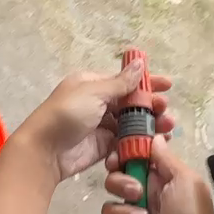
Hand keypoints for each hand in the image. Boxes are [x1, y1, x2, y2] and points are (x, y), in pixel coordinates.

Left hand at [16, 64, 175, 180]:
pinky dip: (139, 142)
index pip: (125, 81)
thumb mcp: (93, 93)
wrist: (44, 151)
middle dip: (151, 106)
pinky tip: (153, 144)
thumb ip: (120, 83)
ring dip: (149, 125)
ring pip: (131, 124)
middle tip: (165, 112)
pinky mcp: (103, 146)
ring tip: (166, 129)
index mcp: (93, 85)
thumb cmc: (66, 114)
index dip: (147, 82)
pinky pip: (125, 142)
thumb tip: (140, 62)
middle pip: (131, 103)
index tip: (168, 85)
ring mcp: (101, 126)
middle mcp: (98, 103)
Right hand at [102, 135, 213, 213]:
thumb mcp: (186, 182)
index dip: (120, 158)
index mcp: (161, 178)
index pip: (132, 159)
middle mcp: (146, 195)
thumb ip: (167, 160)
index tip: (116, 161)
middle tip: (136, 195)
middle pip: (114, 180)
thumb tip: (155, 137)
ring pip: (110, 207)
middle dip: (120, 186)